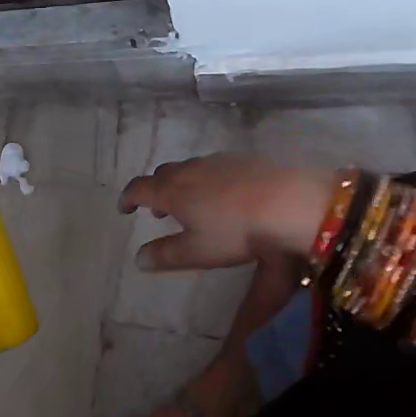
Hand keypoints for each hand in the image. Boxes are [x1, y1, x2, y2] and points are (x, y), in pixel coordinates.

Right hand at [120, 154, 332, 269]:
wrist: (291, 200)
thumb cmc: (236, 231)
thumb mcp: (198, 252)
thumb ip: (166, 255)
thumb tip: (138, 258)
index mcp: (171, 192)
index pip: (138, 189)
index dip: (128, 198)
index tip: (125, 209)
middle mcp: (189, 171)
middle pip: (162, 175)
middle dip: (155, 191)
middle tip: (160, 211)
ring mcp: (217, 161)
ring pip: (189, 169)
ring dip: (183, 184)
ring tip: (194, 204)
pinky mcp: (244, 159)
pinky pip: (215, 167)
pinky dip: (209, 179)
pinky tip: (227, 195)